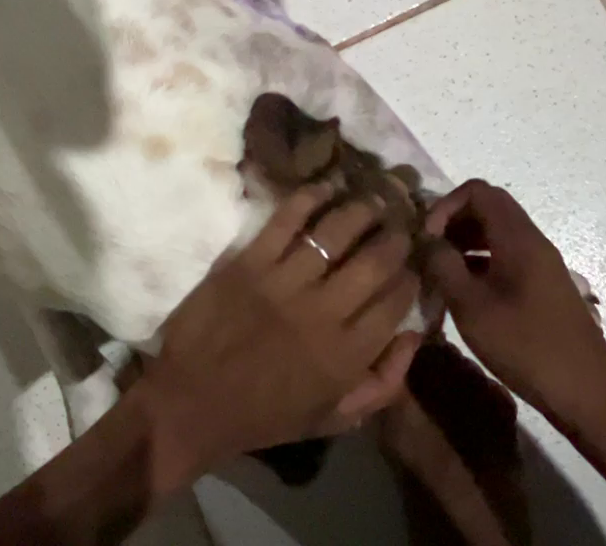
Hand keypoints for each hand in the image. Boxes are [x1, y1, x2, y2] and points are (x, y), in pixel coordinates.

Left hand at [136, 182, 423, 476]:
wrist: (191, 402)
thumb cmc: (264, 415)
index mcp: (346, 355)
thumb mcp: (333, 418)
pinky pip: (287, 219)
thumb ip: (382, 384)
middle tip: (400, 224)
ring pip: (337, 232)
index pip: (396, 302)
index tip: (413, 263)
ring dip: (362, 210)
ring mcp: (284, 283)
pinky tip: (325, 187)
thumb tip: (415, 335)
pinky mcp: (249, 261)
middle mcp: (323, 314)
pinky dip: (310, 197)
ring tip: (372, 200)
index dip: (412, 276)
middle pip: (375, 261)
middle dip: (395, 237)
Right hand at [422, 180, 605, 428]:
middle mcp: (532, 242)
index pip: (478, 191)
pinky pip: (506, 256)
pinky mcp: (543, 287)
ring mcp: (541, 264)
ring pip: (496, 233)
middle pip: (488, 208)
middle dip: (452, 221)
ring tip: (440, 272)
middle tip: (429, 251)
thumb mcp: (471, 306)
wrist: (587, 394)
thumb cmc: (525, 346)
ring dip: (464, 242)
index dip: (445, 205)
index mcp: (517, 238)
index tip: (427, 237)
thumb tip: (426, 240)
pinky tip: (463, 293)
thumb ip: (443, 265)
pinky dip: (480, 262)